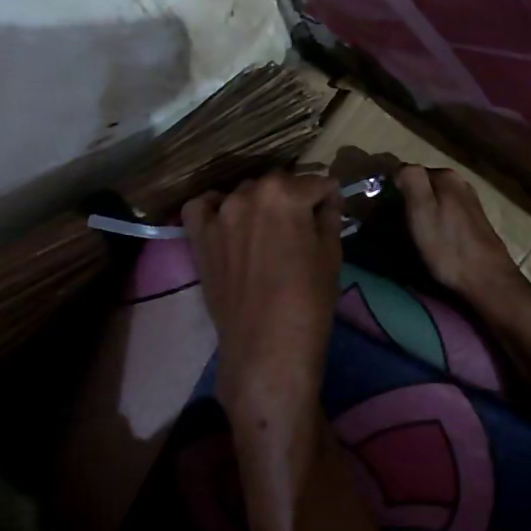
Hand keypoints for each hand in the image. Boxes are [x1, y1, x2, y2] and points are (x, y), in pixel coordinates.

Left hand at [182, 172, 342, 416]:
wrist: (266, 347)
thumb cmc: (308, 302)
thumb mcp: (331, 254)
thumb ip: (329, 217)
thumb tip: (329, 198)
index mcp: (284, 193)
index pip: (316, 182)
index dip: (328, 197)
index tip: (332, 211)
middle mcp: (247, 194)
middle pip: (278, 184)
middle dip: (294, 198)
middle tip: (304, 225)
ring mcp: (218, 214)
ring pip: (244, 194)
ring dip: (260, 205)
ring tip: (269, 232)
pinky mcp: (198, 236)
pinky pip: (201, 207)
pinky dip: (215, 208)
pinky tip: (229, 221)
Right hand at [395, 166, 526, 309]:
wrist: (486, 279)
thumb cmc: (448, 246)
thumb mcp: (422, 209)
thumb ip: (410, 179)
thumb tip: (397, 169)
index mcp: (445, 176)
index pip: (405, 172)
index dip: (388, 190)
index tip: (377, 211)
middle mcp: (459, 182)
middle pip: (419, 186)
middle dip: (402, 202)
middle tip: (389, 227)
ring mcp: (468, 201)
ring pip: (430, 200)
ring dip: (416, 214)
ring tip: (405, 236)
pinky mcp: (472, 220)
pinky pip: (442, 213)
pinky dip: (430, 222)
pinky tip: (428, 240)